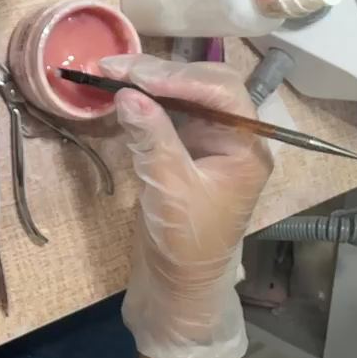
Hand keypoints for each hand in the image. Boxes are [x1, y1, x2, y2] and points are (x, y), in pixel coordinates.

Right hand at [103, 54, 273, 357]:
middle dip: (161, 72)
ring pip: (184, 91)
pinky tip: (121, 93)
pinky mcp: (185, 145)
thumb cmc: (185, 245)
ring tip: (110, 73)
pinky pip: (169, 109)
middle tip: (114, 68)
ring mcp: (208, 139)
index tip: (138, 74)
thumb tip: (127, 92)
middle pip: (203, 84)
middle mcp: (232, 135)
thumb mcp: (169, 191)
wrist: (178, 289)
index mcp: (246, 147)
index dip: (180, 76)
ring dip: (149, 80)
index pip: (221, 91)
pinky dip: (145, 97)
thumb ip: (152, 138)